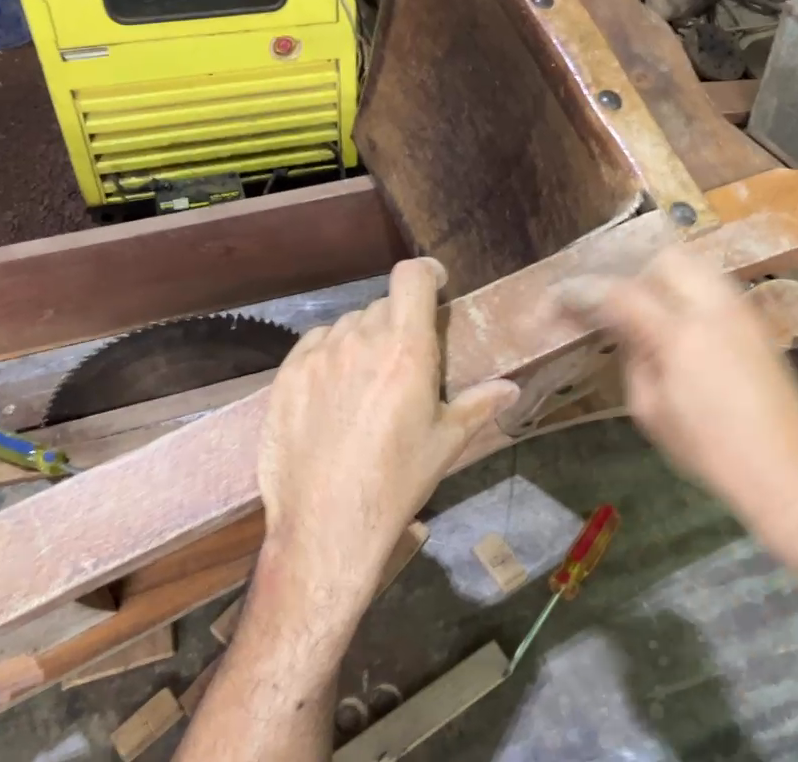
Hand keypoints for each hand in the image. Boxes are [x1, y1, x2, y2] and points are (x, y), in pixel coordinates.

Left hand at [258, 258, 517, 612]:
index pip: (412, 277)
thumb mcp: (445, 443)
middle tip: (402, 362)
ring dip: (362, 341)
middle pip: (382, 306)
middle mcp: (360, 339)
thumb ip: (478, 405)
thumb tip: (511, 388)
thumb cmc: (396, 483)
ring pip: (346, 326)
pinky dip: (328, 356)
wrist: (326, 523)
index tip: (434, 285)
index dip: (426, 273)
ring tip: (365, 384)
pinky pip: (314, 345)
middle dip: (397, 324)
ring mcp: (318, 355)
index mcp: (406, 349)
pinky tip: (332, 393)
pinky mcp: (286, 374)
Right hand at [560, 249, 797, 525]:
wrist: (788, 473)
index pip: (619, 293)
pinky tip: (677, 321)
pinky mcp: (758, 321)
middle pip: (664, 258)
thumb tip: (625, 330)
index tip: (558, 300)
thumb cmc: (710, 453)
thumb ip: (632, 358)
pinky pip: (714, 285)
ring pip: (695, 264)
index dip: (582, 292)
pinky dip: (687, 290)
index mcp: (680, 335)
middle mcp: (714, 308)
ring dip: (662, 278)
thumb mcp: (650, 411)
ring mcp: (742, 310)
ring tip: (645, 309)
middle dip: (631, 274)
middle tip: (614, 304)